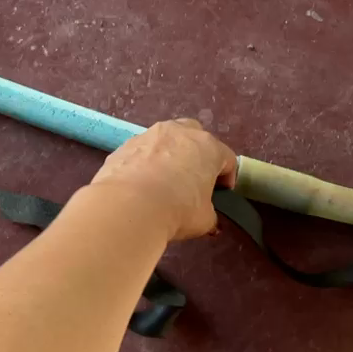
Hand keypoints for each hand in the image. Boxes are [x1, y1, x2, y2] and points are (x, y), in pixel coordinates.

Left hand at [88, 119, 237, 240]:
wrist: (129, 205)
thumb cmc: (178, 209)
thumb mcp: (204, 219)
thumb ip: (209, 214)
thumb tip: (208, 218)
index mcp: (208, 147)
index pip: (227, 158)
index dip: (227, 177)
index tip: (222, 193)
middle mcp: (180, 132)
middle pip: (196, 137)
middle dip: (197, 155)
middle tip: (194, 179)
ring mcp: (150, 135)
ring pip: (166, 140)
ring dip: (169, 155)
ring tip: (163, 180)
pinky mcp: (125, 144)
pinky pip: (142, 151)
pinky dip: (144, 163)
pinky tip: (139, 184)